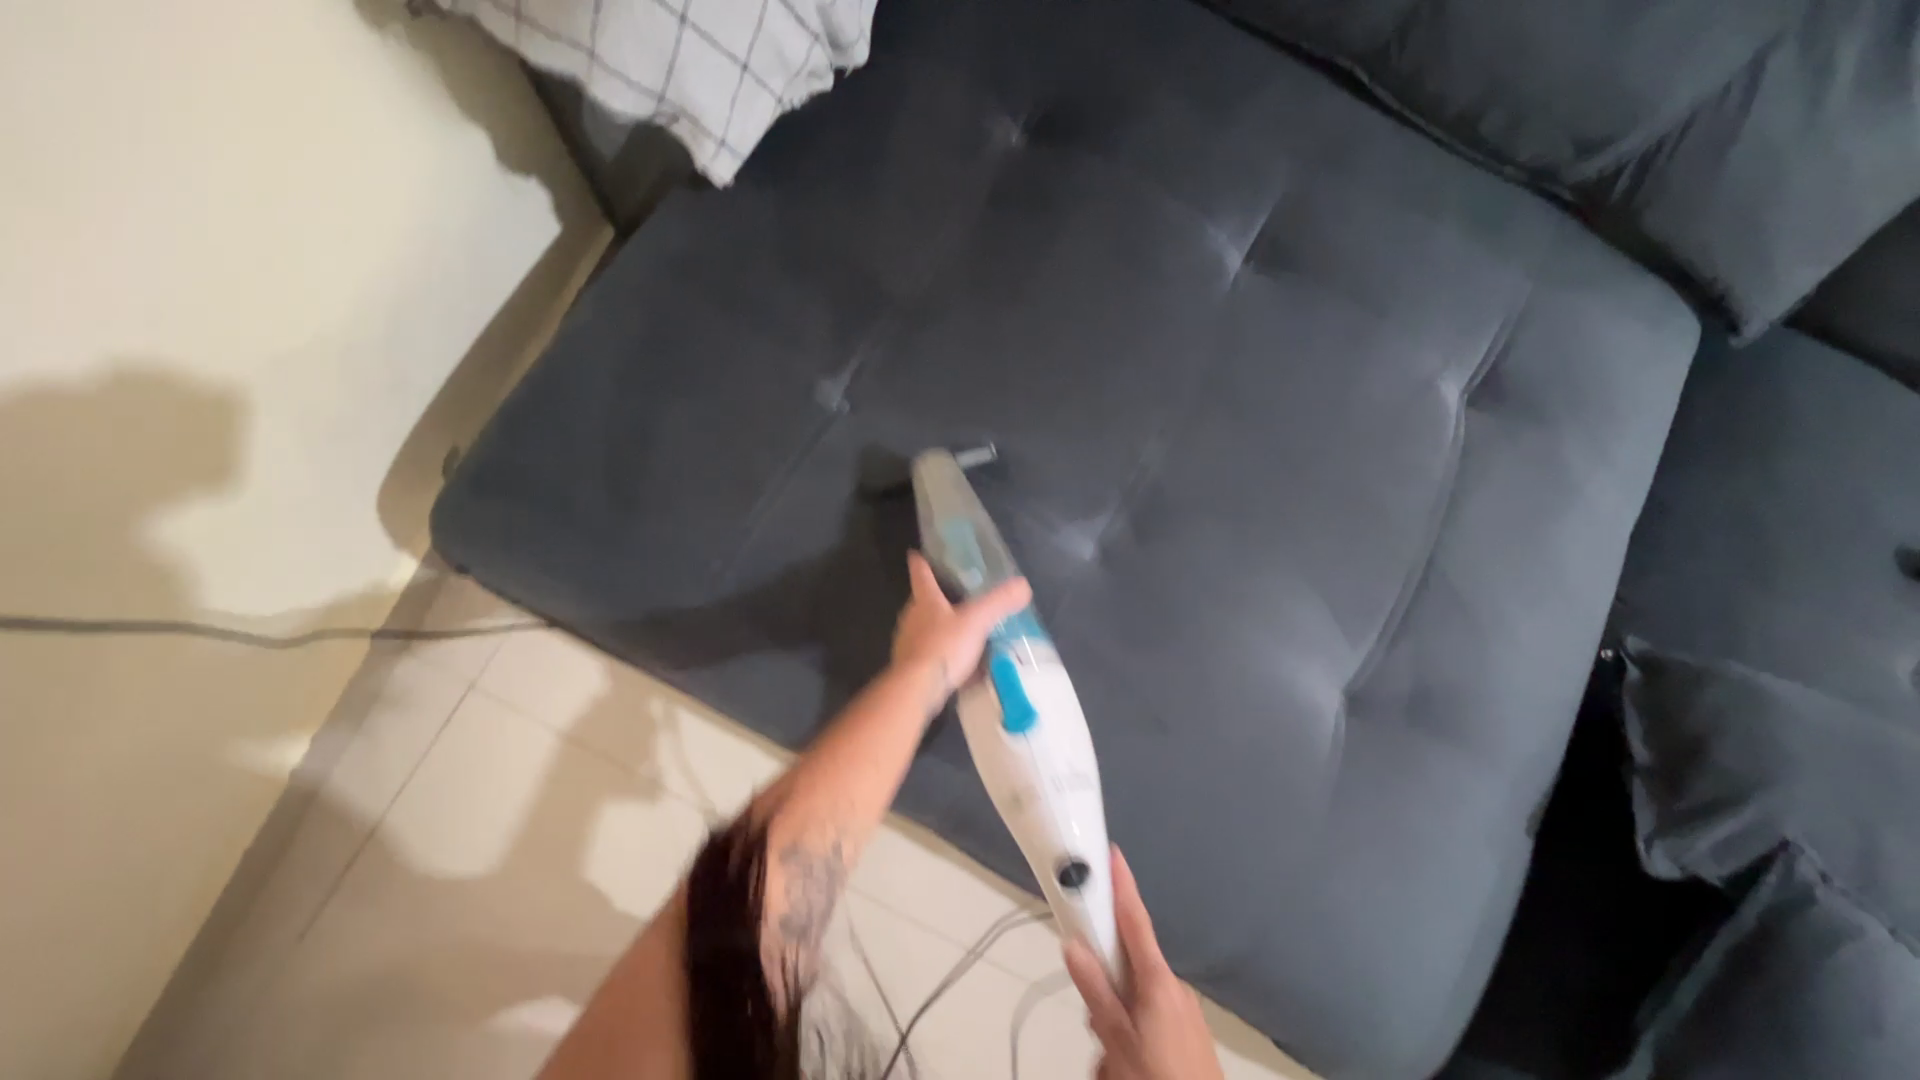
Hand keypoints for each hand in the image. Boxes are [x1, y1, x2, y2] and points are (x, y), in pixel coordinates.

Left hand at [891, 551, 1031, 697]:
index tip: (916, 553)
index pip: (921, 574)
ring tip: (960, 629)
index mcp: (925, 601)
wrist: (916, 689)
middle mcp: (911, 619)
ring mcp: (908, 644)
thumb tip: (1023, 584)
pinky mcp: (910, 667)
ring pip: (924, 628)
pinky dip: (942, 654)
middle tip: (952, 594)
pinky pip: (929, 654)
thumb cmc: (943, 647)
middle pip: (922, 602)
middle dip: (935, 597)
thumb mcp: (976, 622)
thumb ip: (999, 603)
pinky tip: (958, 664)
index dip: (920, 562)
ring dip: (939, 627)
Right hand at [1065, 848, 1225, 1079]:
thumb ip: (1096, 992)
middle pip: (1125, 969)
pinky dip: (1129, 1042)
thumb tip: (1073, 943)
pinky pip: (1146, 1025)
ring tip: (1113, 1068)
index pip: (1134, 921)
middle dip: (1102, 992)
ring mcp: (1181, 1013)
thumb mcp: (1118, 1040)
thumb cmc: (1160, 1078)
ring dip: (1113, 1028)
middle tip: (1095, 1025)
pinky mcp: (1185, 1036)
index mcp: (1158, 981)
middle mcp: (1172, 989)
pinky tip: (1125, 1070)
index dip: (1122, 886)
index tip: (1112, 853)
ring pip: (1130, 1004)